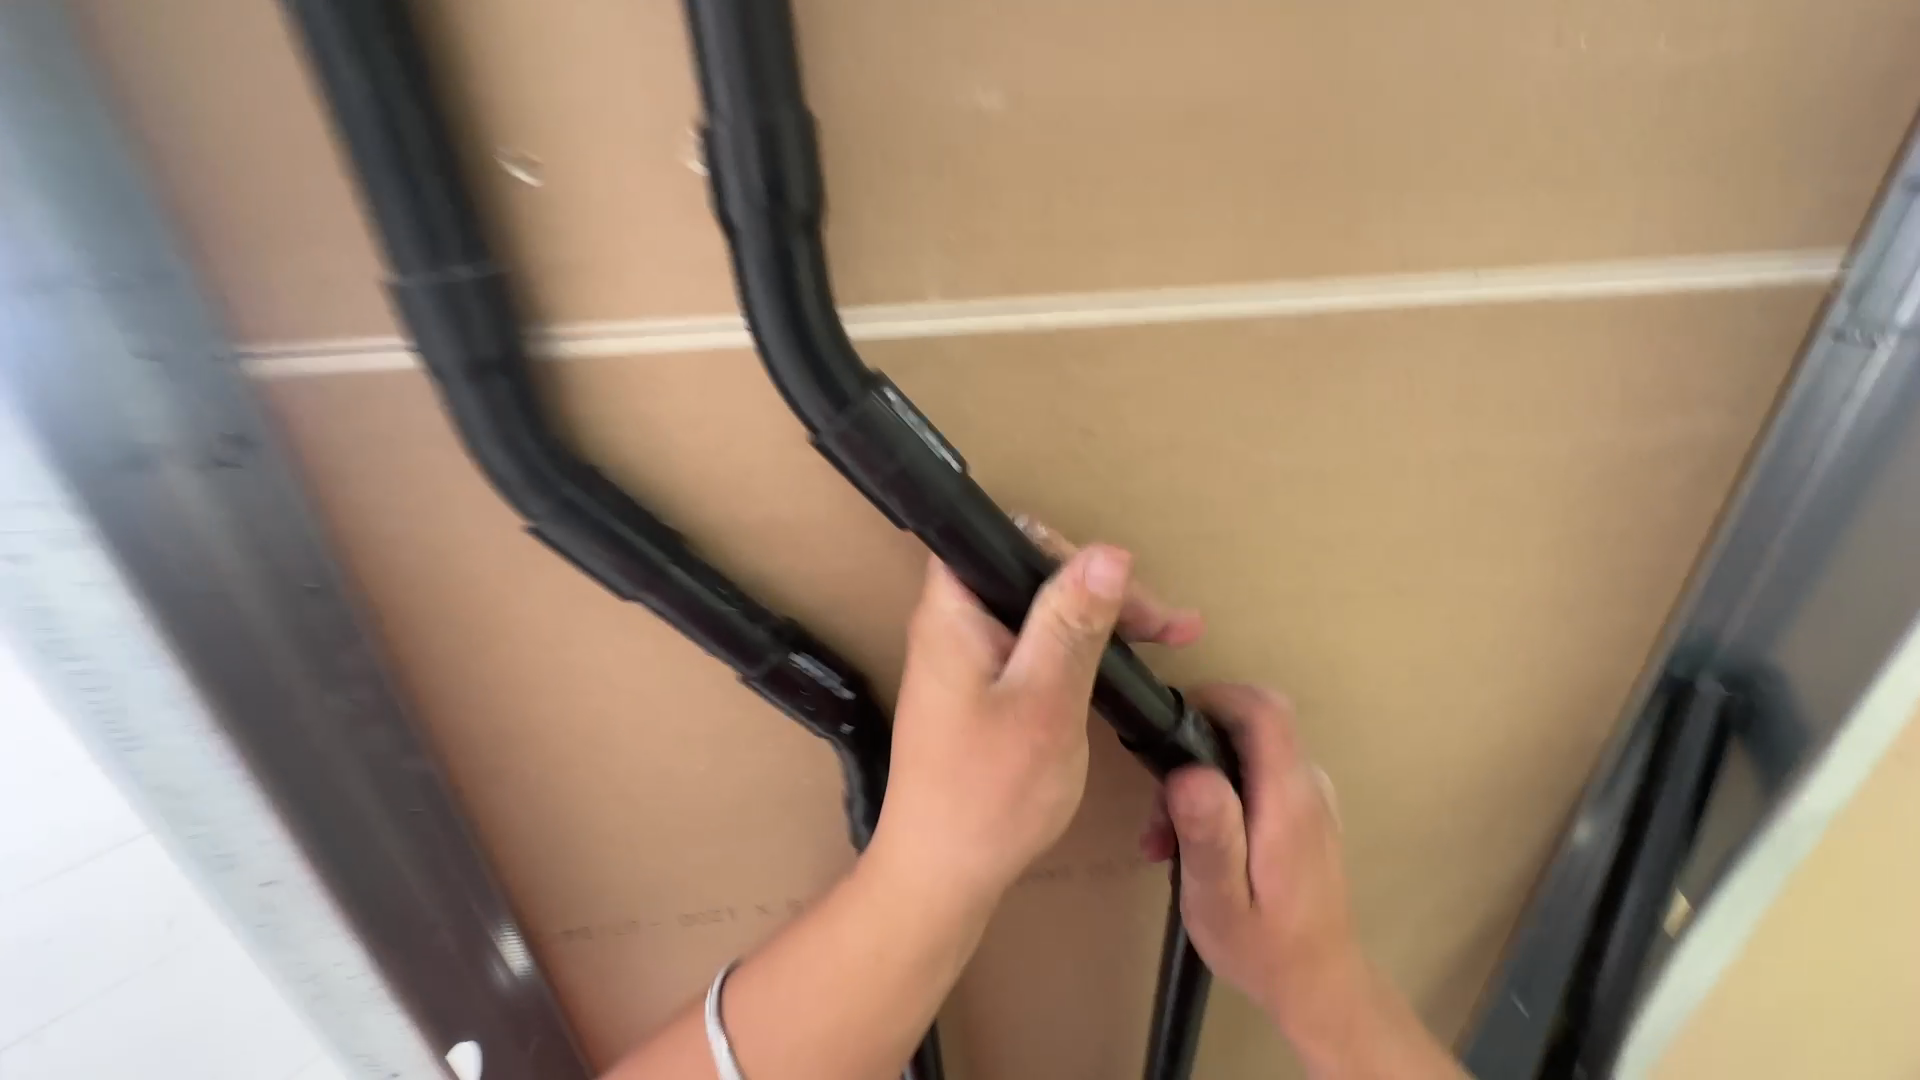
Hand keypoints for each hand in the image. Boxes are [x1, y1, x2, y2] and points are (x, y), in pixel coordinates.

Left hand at [873, 520, 1201, 903]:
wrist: (943, 873)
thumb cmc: (988, 793)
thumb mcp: (1043, 701)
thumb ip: (1071, 624)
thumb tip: (1108, 552)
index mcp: (954, 610)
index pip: (1005, 538)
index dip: (1066, 548)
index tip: (1123, 584)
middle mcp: (955, 621)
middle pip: (1031, 573)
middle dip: (1102, 588)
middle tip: (1165, 623)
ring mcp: (969, 654)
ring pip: (1042, 610)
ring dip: (1102, 619)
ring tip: (1169, 634)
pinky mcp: (984, 685)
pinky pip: (1037, 646)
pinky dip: (1083, 650)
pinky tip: (1125, 662)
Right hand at [1141, 684, 1356, 1029]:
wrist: (1321, 990)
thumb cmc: (1263, 950)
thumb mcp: (1219, 900)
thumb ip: (1208, 834)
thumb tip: (1188, 772)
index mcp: (1288, 799)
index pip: (1263, 708)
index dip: (1214, 697)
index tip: (1169, 727)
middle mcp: (1307, 786)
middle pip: (1252, 722)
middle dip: (1194, 744)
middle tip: (1159, 804)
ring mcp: (1310, 798)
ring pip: (1247, 750)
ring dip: (1199, 778)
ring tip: (1166, 838)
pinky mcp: (1303, 812)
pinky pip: (1255, 774)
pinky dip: (1218, 793)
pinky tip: (1196, 842)